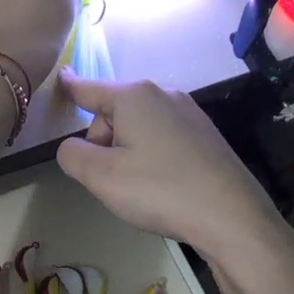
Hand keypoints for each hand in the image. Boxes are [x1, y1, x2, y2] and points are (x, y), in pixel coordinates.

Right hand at [55, 73, 278, 254]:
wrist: (233, 218)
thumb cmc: (160, 190)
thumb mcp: (101, 176)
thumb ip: (73, 155)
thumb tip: (73, 147)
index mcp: (135, 96)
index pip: (90, 89)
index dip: (70, 87)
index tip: (60, 76)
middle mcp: (163, 95)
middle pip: (114, 114)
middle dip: (104, 142)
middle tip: (114, 180)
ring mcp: (189, 115)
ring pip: (139, 129)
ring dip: (129, 154)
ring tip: (143, 189)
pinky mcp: (206, 137)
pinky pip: (163, 140)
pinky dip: (154, 159)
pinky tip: (166, 188)